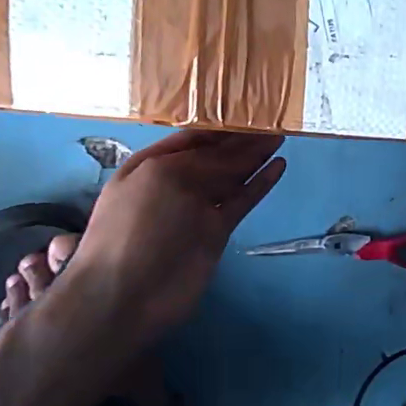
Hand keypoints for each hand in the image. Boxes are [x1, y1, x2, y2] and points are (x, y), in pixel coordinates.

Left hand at [57, 130, 286, 340]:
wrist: (127, 294)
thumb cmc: (135, 227)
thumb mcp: (163, 178)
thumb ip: (201, 162)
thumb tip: (237, 154)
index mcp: (154, 164)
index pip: (194, 138)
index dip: (220, 126)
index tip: (248, 111)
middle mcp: (177, 182)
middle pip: (216, 155)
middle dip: (242, 139)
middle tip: (271, 122)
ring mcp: (198, 208)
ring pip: (232, 176)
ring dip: (254, 157)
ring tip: (279, 138)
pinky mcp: (216, 231)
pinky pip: (242, 201)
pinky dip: (260, 185)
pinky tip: (277, 168)